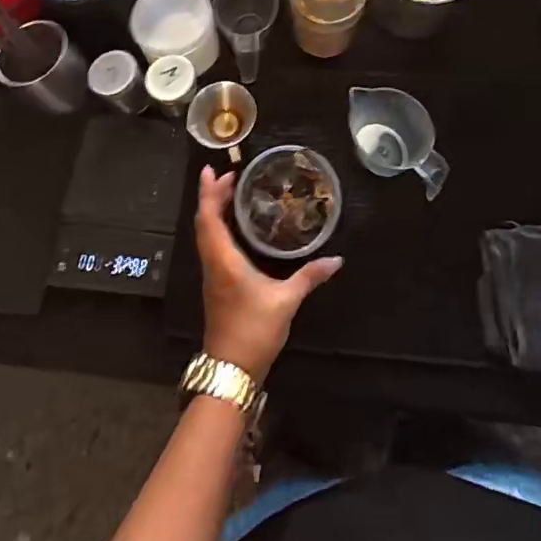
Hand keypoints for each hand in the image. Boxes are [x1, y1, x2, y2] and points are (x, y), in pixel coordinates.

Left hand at [195, 165, 341, 381]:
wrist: (231, 369)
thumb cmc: (254, 331)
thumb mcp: (286, 301)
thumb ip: (309, 277)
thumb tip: (336, 259)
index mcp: (224, 261)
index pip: (208, 219)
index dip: (208, 193)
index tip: (212, 170)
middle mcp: (213, 263)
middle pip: (204, 223)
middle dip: (212, 196)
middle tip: (229, 176)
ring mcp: (212, 275)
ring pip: (205, 235)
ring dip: (213, 212)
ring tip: (230, 194)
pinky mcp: (216, 285)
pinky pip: (211, 247)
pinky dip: (217, 228)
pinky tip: (234, 228)